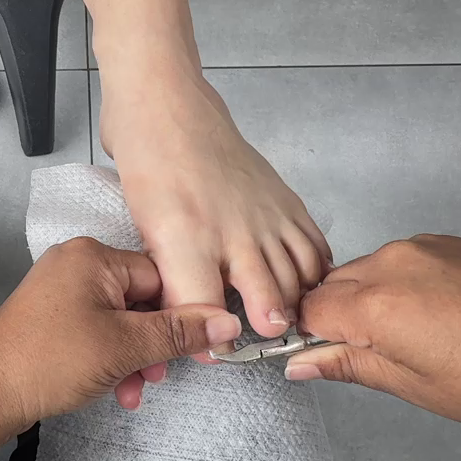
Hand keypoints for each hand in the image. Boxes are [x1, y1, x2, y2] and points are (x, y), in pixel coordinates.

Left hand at [0, 237, 241, 425]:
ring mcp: (61, 287)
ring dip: (133, 356)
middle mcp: (77, 262)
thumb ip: (179, 332)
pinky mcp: (51, 313)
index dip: (181, 315)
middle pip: (140, 298)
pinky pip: (96, 327)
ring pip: (119, 318)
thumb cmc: (54, 360)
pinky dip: (109, 355)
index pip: (159, 275)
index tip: (197, 349)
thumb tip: (230, 321)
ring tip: (133, 391)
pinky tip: (114, 389)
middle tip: (158, 376)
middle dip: (152, 342)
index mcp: (94, 256)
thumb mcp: (125, 346)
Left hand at [102, 71, 331, 338]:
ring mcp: (264, 214)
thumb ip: (167, 274)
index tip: (212, 353)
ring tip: (290, 322)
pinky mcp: (283, 199)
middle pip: (269, 300)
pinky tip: (310, 282)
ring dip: (298, 304)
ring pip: (299, 276)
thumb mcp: (142, 226)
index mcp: (184, 239)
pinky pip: (313, 244)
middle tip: (265, 342)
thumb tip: (185, 316)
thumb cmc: (146, 163)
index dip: (208, 341)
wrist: (168, 108)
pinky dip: (318, 269)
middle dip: (269, 330)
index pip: (202, 309)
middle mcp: (231, 231)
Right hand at [285, 235, 460, 445]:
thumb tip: (298, 364)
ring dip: (374, 298)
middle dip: (339, 315)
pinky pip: (407, 259)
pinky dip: (408, 283)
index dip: (310, 335)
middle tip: (380, 354)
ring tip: (425, 336)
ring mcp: (427, 245)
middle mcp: (392, 262)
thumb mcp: (421, 388)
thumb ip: (351, 366)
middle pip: (333, 284)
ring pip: (370, 269)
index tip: (329, 357)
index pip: (308, 309)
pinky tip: (452, 315)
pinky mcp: (457, 240)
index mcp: (377, 303)